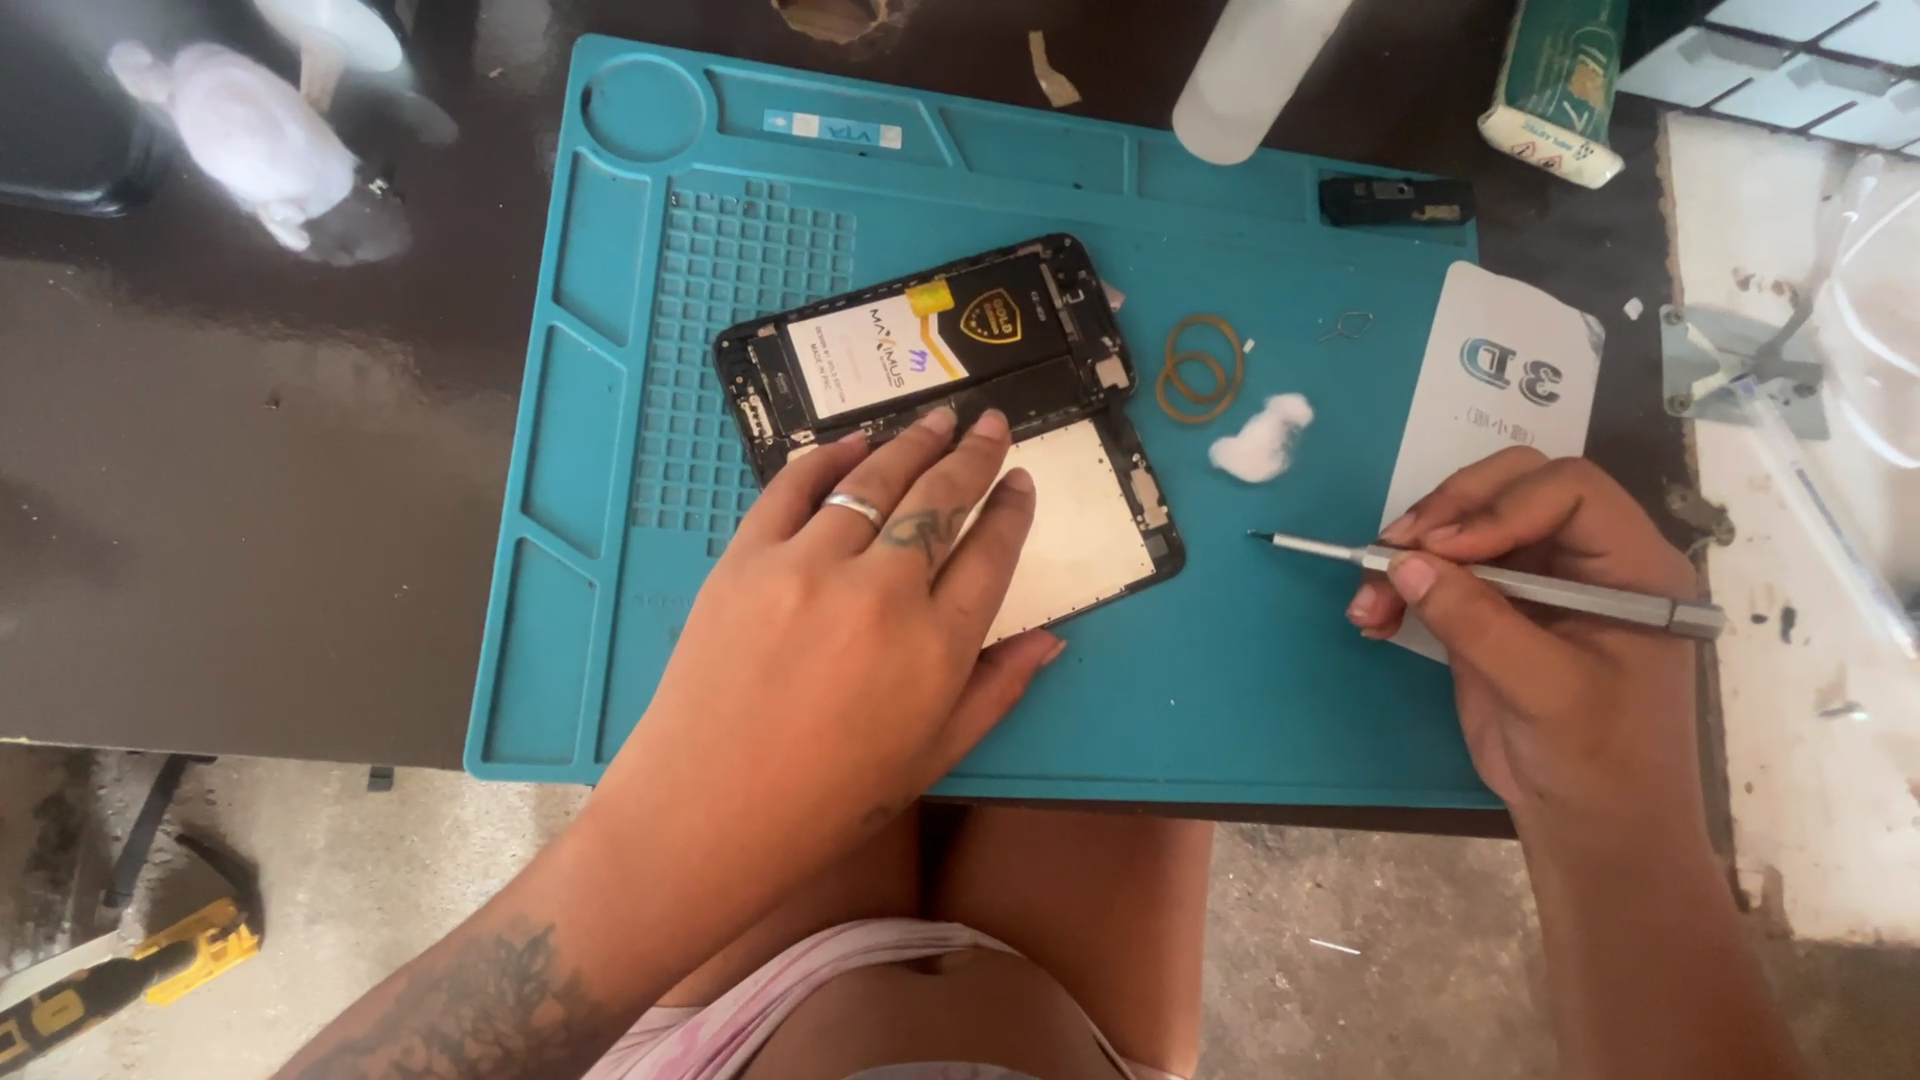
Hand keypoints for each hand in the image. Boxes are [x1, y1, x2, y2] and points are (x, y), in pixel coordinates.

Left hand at [594, 407, 1062, 890]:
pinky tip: (857, 442)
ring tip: (940, 418)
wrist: (707, 812)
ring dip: (914, 444)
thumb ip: (999, 689)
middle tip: (994, 425)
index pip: (991, 554)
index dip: (1012, 511)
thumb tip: (1053, 638)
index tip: (1021, 482)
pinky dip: (828, 457)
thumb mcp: (936, 754)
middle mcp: (882, 592)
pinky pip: (793, 488)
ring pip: (876, 481)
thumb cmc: (833, 798)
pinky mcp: (747, 558)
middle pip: (941, 501)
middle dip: (976, 456)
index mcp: (938, 647)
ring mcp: (809, 567)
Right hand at [1346, 448, 1704, 847]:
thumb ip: (1479, 622)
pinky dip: (1395, 587)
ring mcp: (1529, 580)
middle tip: (1393, 549)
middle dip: (1443, 513)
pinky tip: (1373, 619)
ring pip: (1457, 527)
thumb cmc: (1597, 758)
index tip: (1443, 551)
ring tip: (1366, 603)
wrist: (1583, 818)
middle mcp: (1580, 559)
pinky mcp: (1485, 605)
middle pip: (1507, 488)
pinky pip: (1431, 570)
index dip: (1499, 506)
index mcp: (1628, 566)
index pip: (1567, 490)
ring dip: (1403, 556)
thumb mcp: (1546, 691)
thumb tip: (1404, 563)